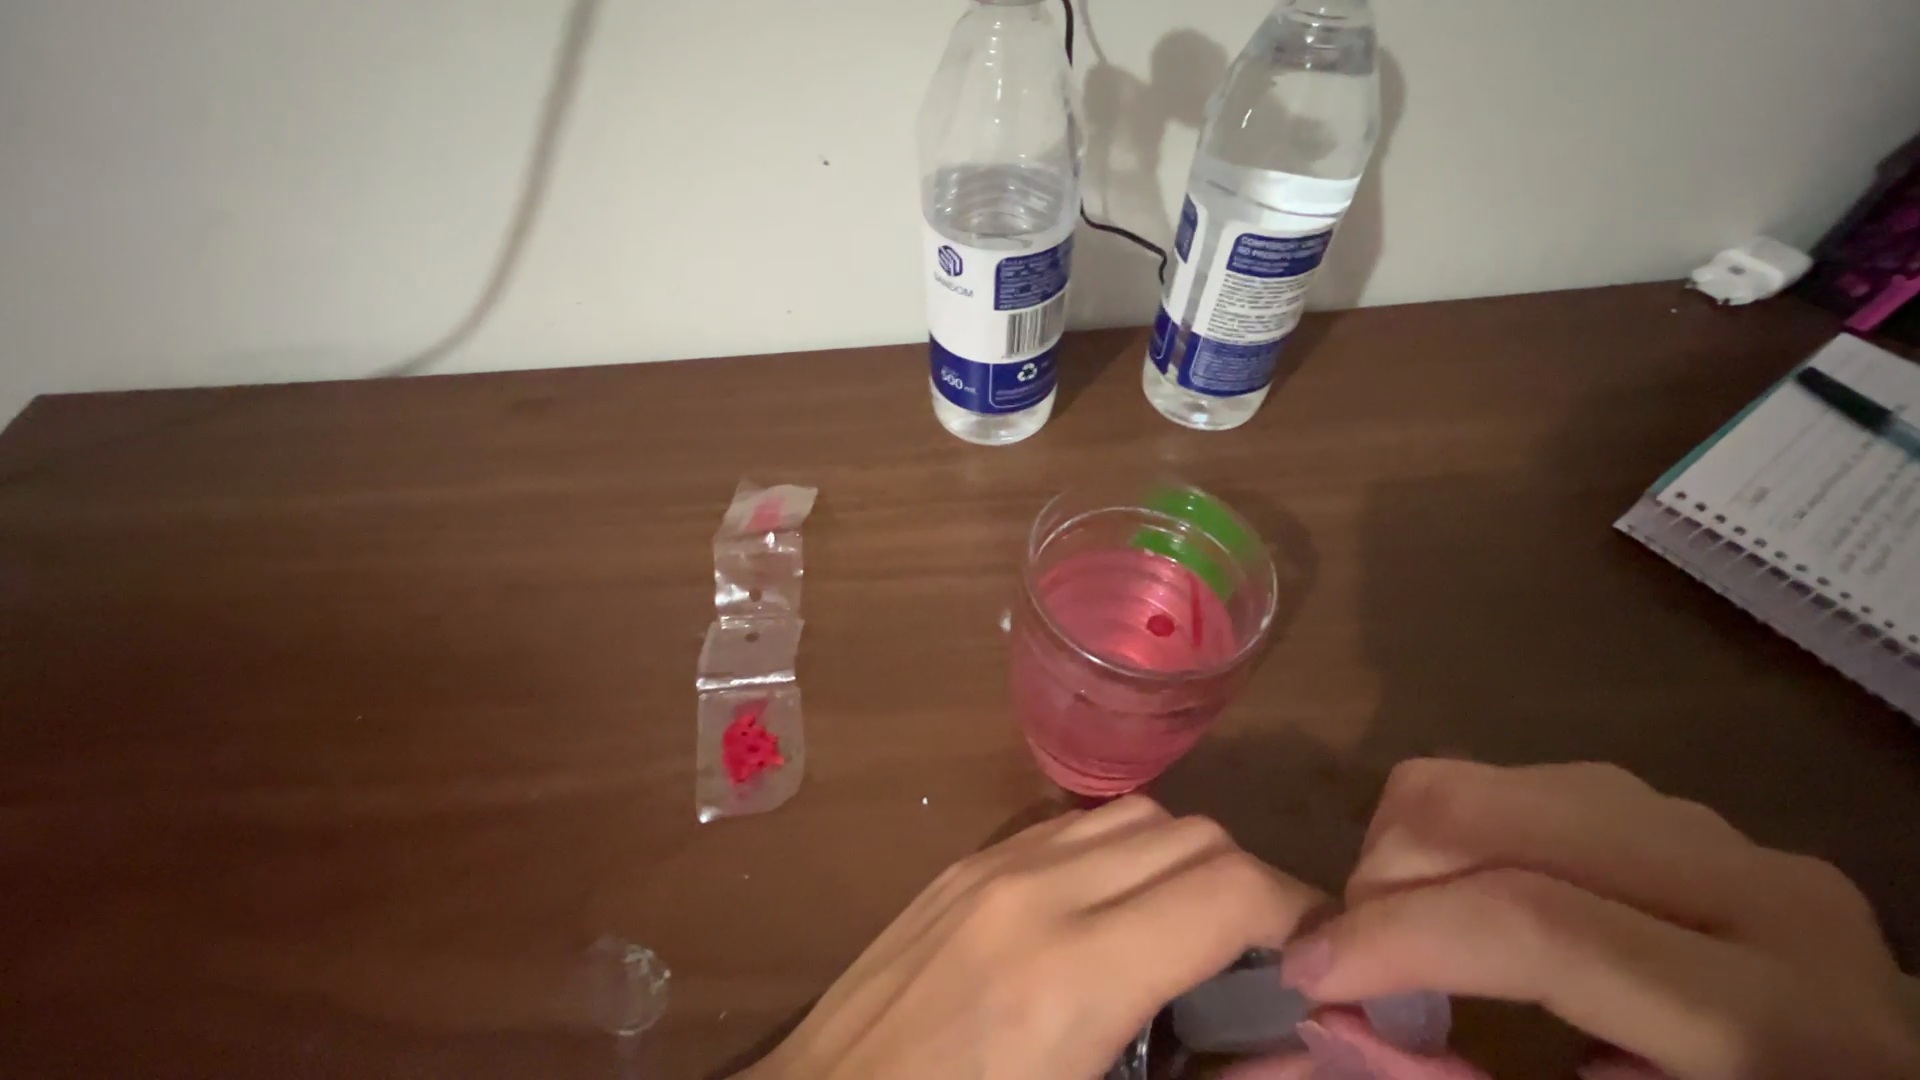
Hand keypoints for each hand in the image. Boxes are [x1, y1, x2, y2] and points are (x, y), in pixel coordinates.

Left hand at [742, 795, 1323, 1079]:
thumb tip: (1298, 1040)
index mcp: (1073, 976)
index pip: (1228, 889)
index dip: (1299, 918)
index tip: (1320, 965)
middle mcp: (1034, 891)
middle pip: (1188, 834)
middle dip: (1247, 888)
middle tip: (1260, 962)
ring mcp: (989, 866)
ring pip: (1130, 816)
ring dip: (1182, 862)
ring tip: (1189, 933)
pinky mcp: (960, 866)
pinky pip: (1068, 826)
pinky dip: (1117, 853)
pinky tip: (1110, 913)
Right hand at [1279, 760, 1919, 1079]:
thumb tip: (1324, 1017)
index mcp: (1774, 1015)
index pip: (1534, 924)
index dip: (1396, 940)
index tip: (1307, 973)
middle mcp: (1747, 884)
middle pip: (1484, 814)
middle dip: (1379, 875)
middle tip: (1355, 949)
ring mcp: (1705, 827)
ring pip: (1480, 781)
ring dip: (1403, 849)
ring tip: (1407, 927)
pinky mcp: (1664, 808)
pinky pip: (1504, 783)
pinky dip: (1443, 835)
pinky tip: (1463, 901)